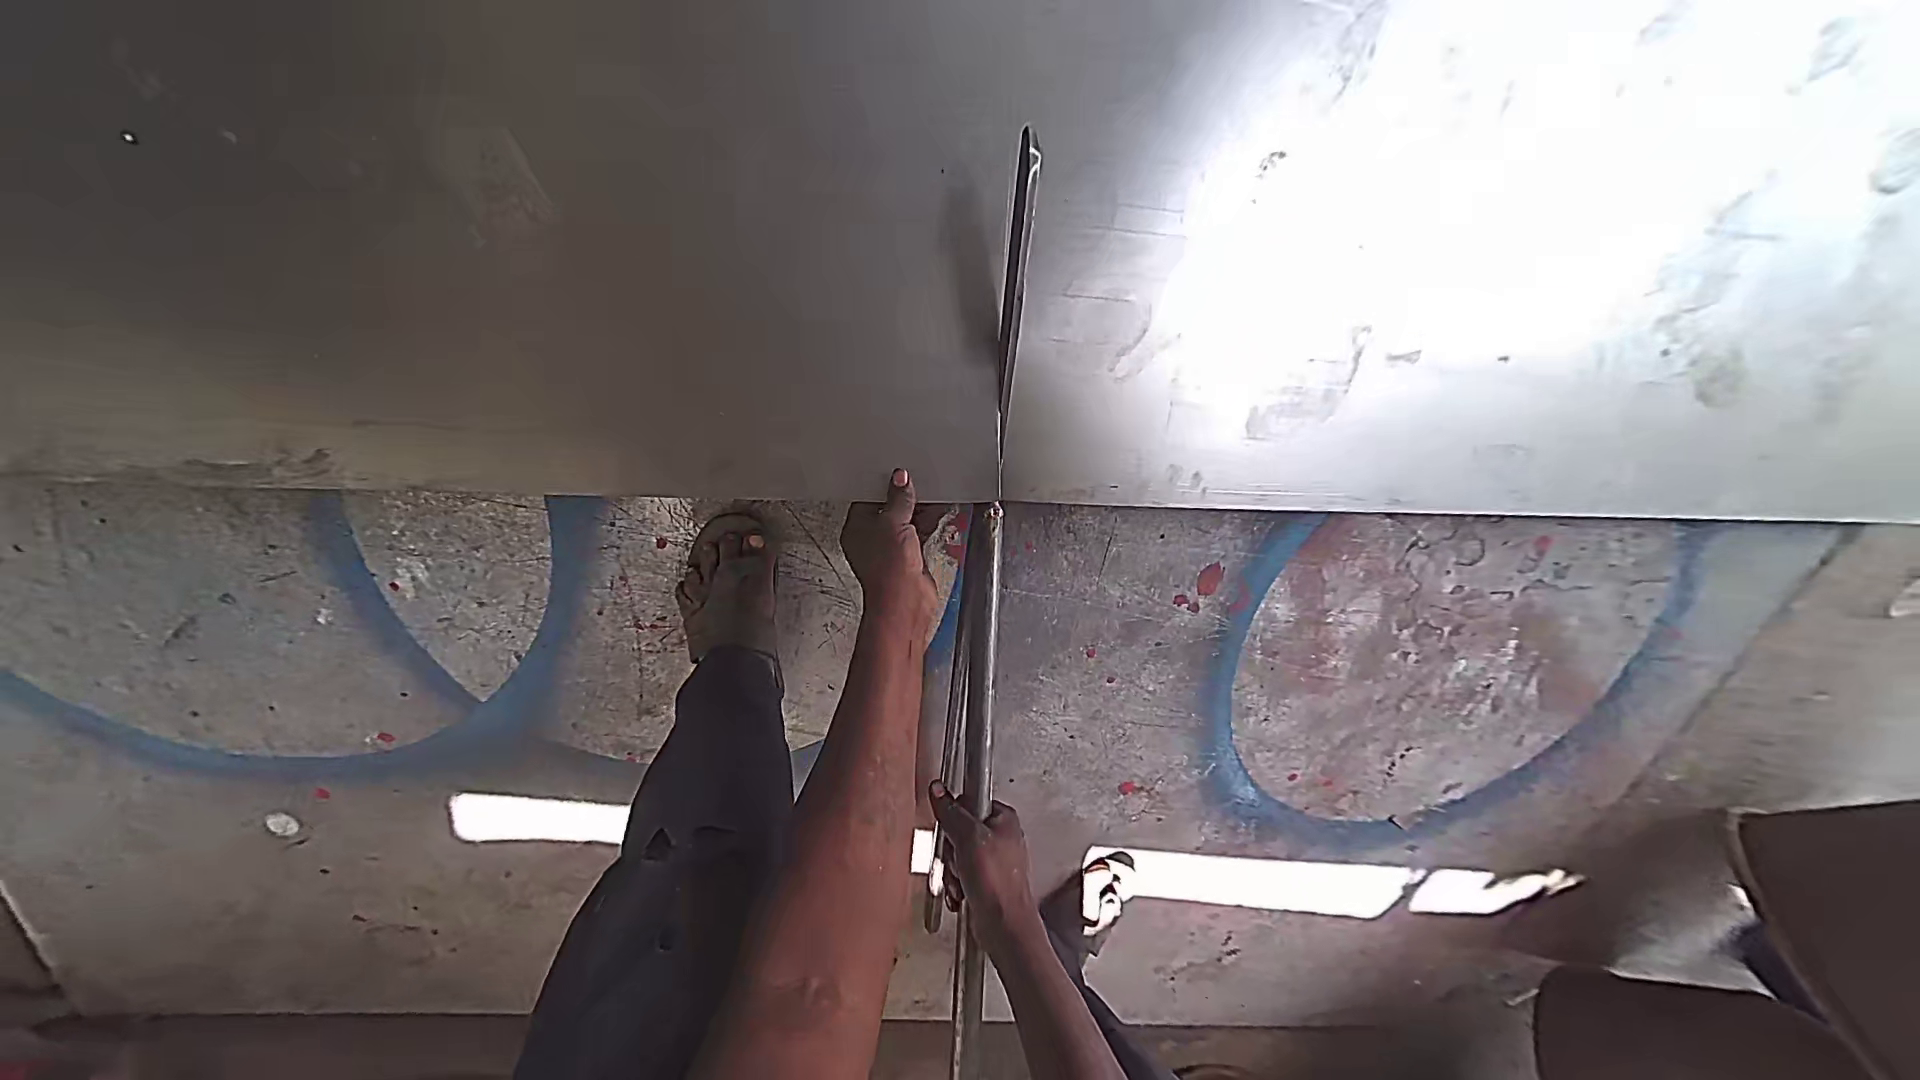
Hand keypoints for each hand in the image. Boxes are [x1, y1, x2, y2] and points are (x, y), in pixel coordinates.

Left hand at [840, 468, 944, 631]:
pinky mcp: (910, 558)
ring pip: (906, 523)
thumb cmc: (888, 569)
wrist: (906, 600)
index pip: (867, 499)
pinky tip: (939, 512)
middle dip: (904, 499)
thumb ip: (898, 498)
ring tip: (932, 494)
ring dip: (920, 511)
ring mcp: (891, 550)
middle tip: (918, 483)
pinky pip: (920, 535)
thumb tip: (900, 480)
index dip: (883, 486)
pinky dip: (929, 525)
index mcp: (856, 529)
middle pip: (888, 511)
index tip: (898, 475)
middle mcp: (872, 540)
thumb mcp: (893, 522)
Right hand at [930, 781, 1041, 951]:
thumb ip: (951, 812)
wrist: (1005, 928)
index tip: (950, 830)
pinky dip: (956, 884)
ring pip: (956, 854)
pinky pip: (960, 873)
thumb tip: (938, 790)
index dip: (953, 818)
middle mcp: (1000, 836)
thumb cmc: (997, 885)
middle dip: (950, 851)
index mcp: (1003, 818)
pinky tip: (961, 894)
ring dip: (951, 871)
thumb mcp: (968, 839)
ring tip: (960, 882)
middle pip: (958, 830)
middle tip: (956, 861)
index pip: (967, 802)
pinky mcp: (986, 880)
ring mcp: (993, 859)